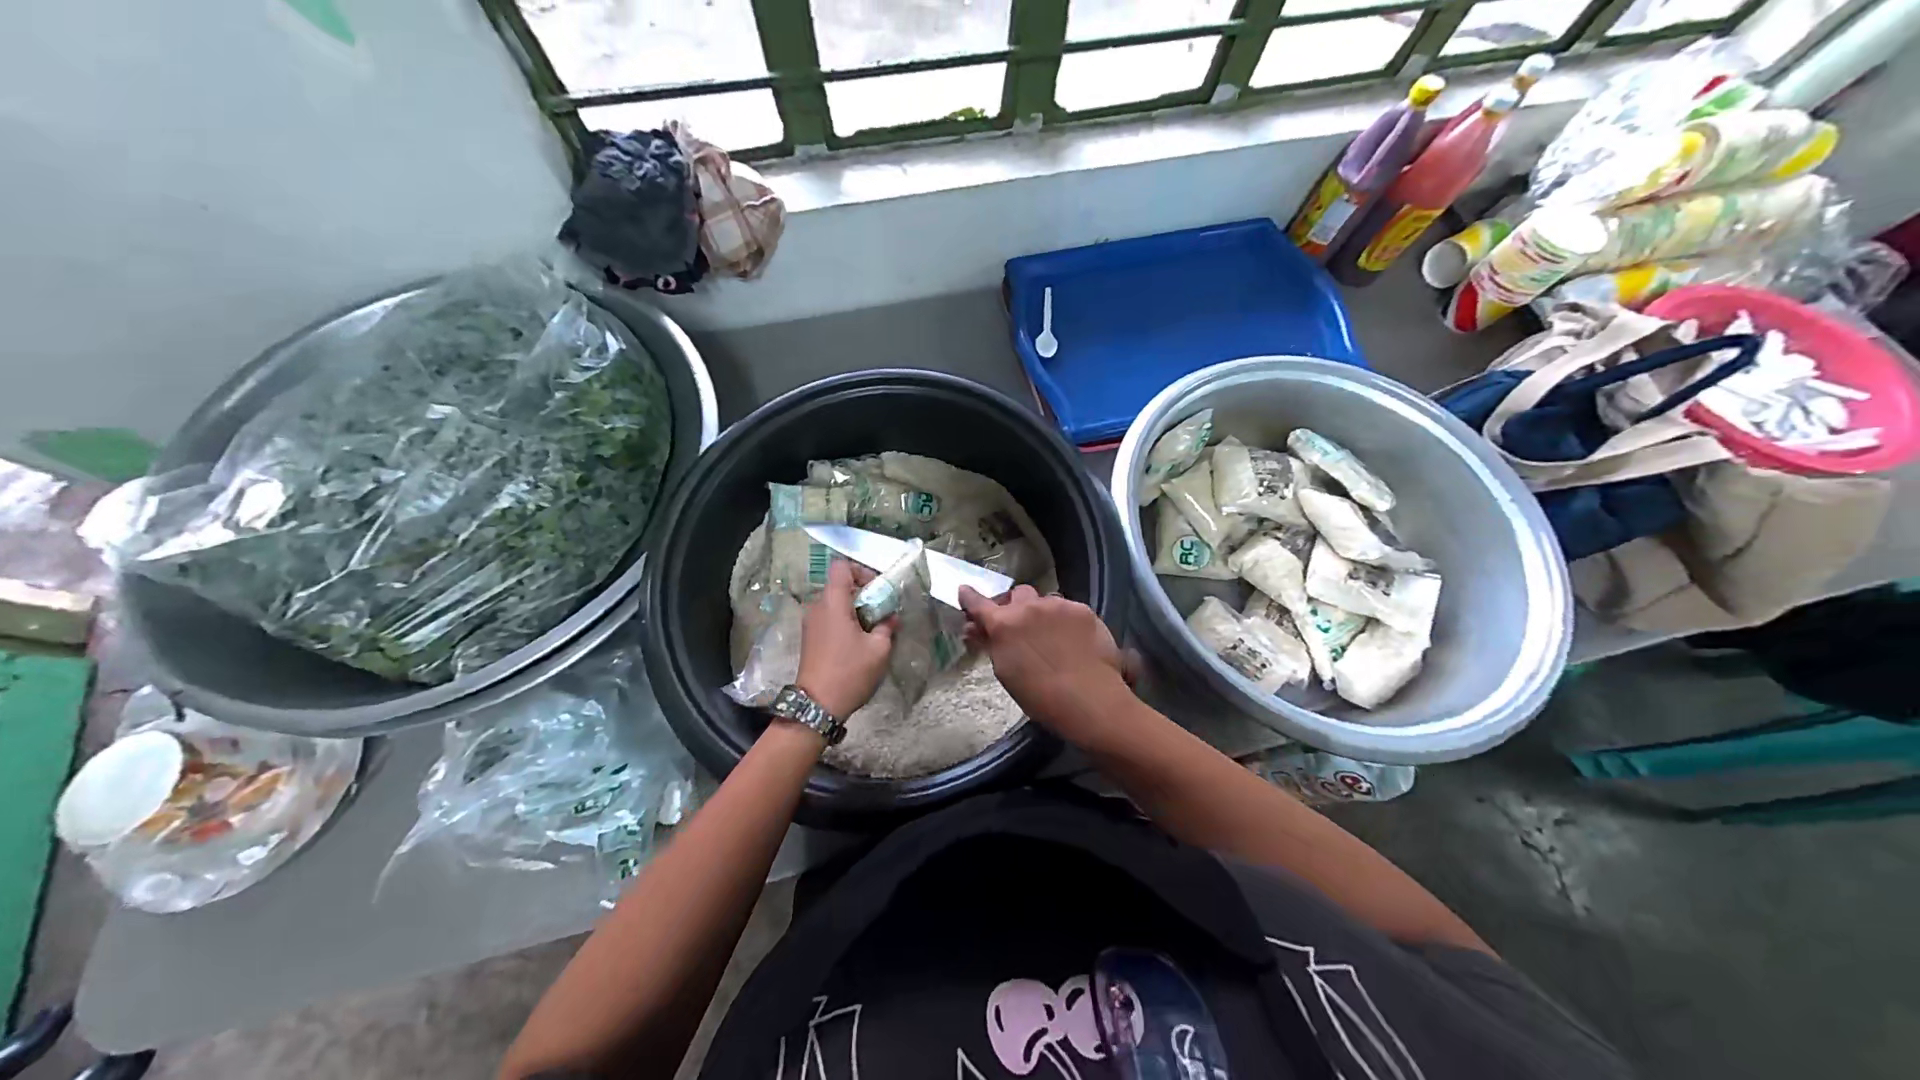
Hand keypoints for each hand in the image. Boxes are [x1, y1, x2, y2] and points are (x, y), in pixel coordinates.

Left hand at [795, 559, 895, 720]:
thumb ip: (887, 626)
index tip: (877, 589)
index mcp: (833, 602)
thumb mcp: (879, 649)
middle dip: (863, 593)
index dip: (861, 571)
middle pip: (839, 585)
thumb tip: (890, 616)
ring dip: (854, 610)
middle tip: (882, 611)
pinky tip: (858, 642)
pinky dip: (844, 622)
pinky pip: (829, 618)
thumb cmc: (850, 672)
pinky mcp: (810, 638)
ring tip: (872, 629)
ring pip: (835, 603)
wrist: (817, 705)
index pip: (842, 566)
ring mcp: (810, 623)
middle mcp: (817, 607)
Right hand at [957, 585, 1133, 742]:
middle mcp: (1029, 607)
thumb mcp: (1006, 672)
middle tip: (1020, 625)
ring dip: (1042, 612)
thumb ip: (992, 644)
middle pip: (1018, 594)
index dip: (970, 598)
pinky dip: (1066, 620)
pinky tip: (1073, 640)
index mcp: (1004, 624)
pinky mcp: (1083, 610)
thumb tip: (977, 630)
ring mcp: (1058, 606)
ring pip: (1045, 600)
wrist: (1088, 698)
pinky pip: (1069, 609)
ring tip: (1051, 635)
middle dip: (1016, 605)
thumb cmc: (1039, 696)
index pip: (978, 604)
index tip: (965, 591)